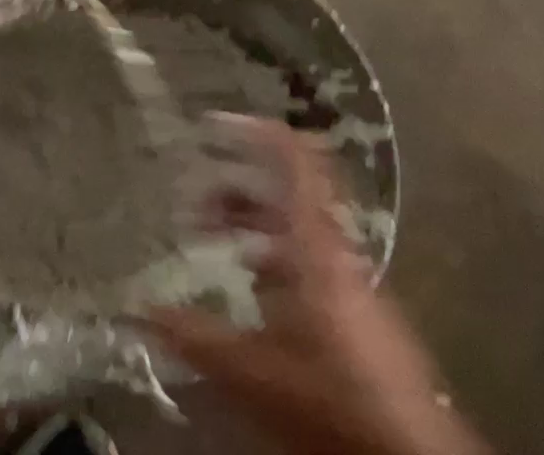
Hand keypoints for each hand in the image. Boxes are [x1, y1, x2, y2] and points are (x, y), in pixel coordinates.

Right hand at [145, 117, 489, 454]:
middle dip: (236, 184)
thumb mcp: (251, 370)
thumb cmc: (332, 396)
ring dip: (248, 220)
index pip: (297, 165)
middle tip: (190, 194)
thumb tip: (135, 306)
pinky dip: (266, 252)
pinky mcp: (354, 310)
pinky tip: (243, 283)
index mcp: (315, 249)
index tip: (213, 122)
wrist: (408, 454)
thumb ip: (192, 335)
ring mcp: (349, 281)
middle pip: (289, 193)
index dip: (258, 134)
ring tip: (205, 232)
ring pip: (294, 228)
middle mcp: (335, 253)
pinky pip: (304, 258)